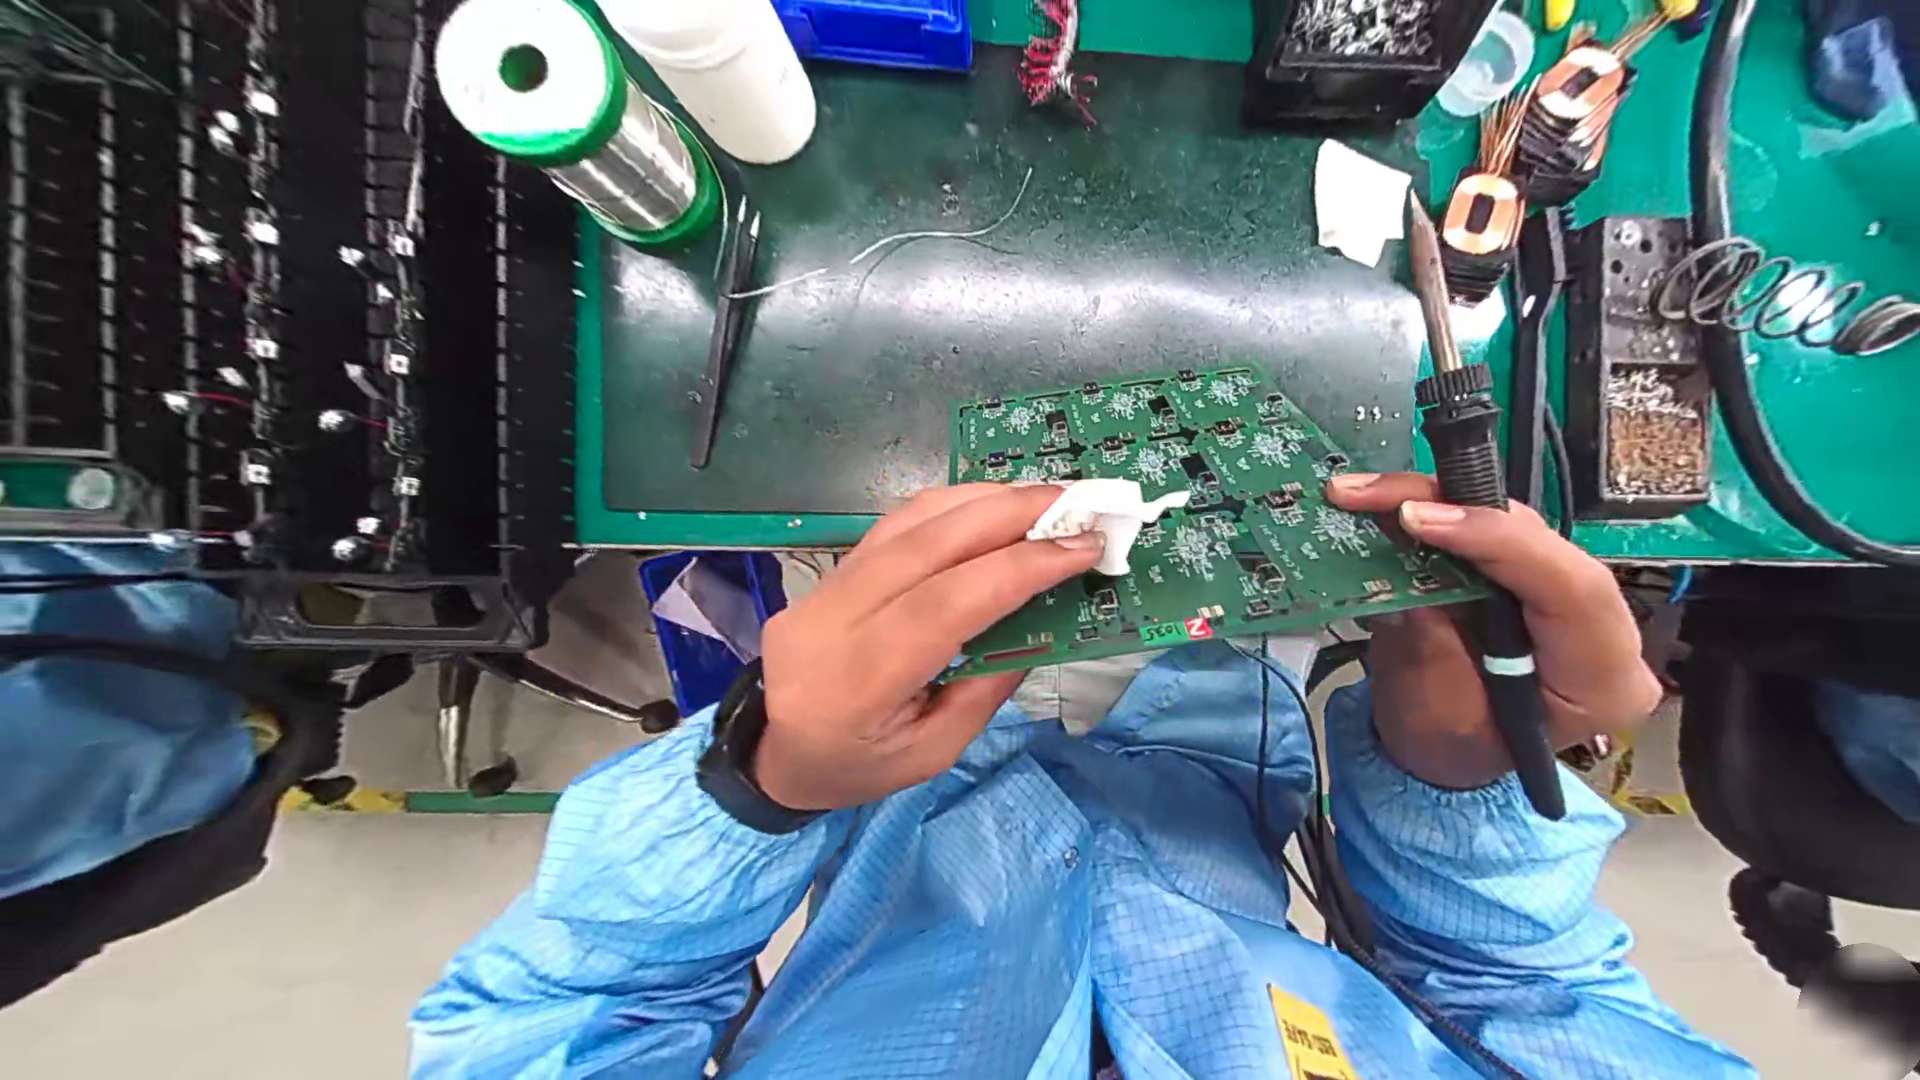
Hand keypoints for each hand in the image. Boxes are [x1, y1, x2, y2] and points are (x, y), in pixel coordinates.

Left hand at [754, 485, 1104, 810]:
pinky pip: (893, 526)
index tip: (1080, 547)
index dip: (1018, 567)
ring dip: (979, 501)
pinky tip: (985, 507)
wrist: (775, 753)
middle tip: (1071, 501)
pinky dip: (947, 508)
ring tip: (1037, 500)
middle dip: (1007, 514)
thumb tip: (1041, 612)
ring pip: (907, 522)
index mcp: (858, 683)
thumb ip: (989, 683)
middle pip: (925, 545)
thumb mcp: (935, 751)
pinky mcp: (826, 573)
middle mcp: (831, 621)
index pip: (945, 605)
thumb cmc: (858, 768)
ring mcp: (821, 589)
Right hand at [1325, 472, 1661, 789]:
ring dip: (1425, 499)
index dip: (1496, 541)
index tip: (1414, 517)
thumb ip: (1427, 644)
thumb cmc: (1446, 748)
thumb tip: (1401, 574)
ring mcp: (1552, 593)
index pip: (1571, 589)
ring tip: (1356, 494)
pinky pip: (1474, 532)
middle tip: (1364, 494)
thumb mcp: (1433, 711)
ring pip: (1502, 523)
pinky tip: (1373, 505)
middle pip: (1533, 540)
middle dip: (1448, 504)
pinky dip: (1419, 514)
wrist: (1441, 754)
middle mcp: (1592, 623)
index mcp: (1599, 677)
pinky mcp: (1514, 577)